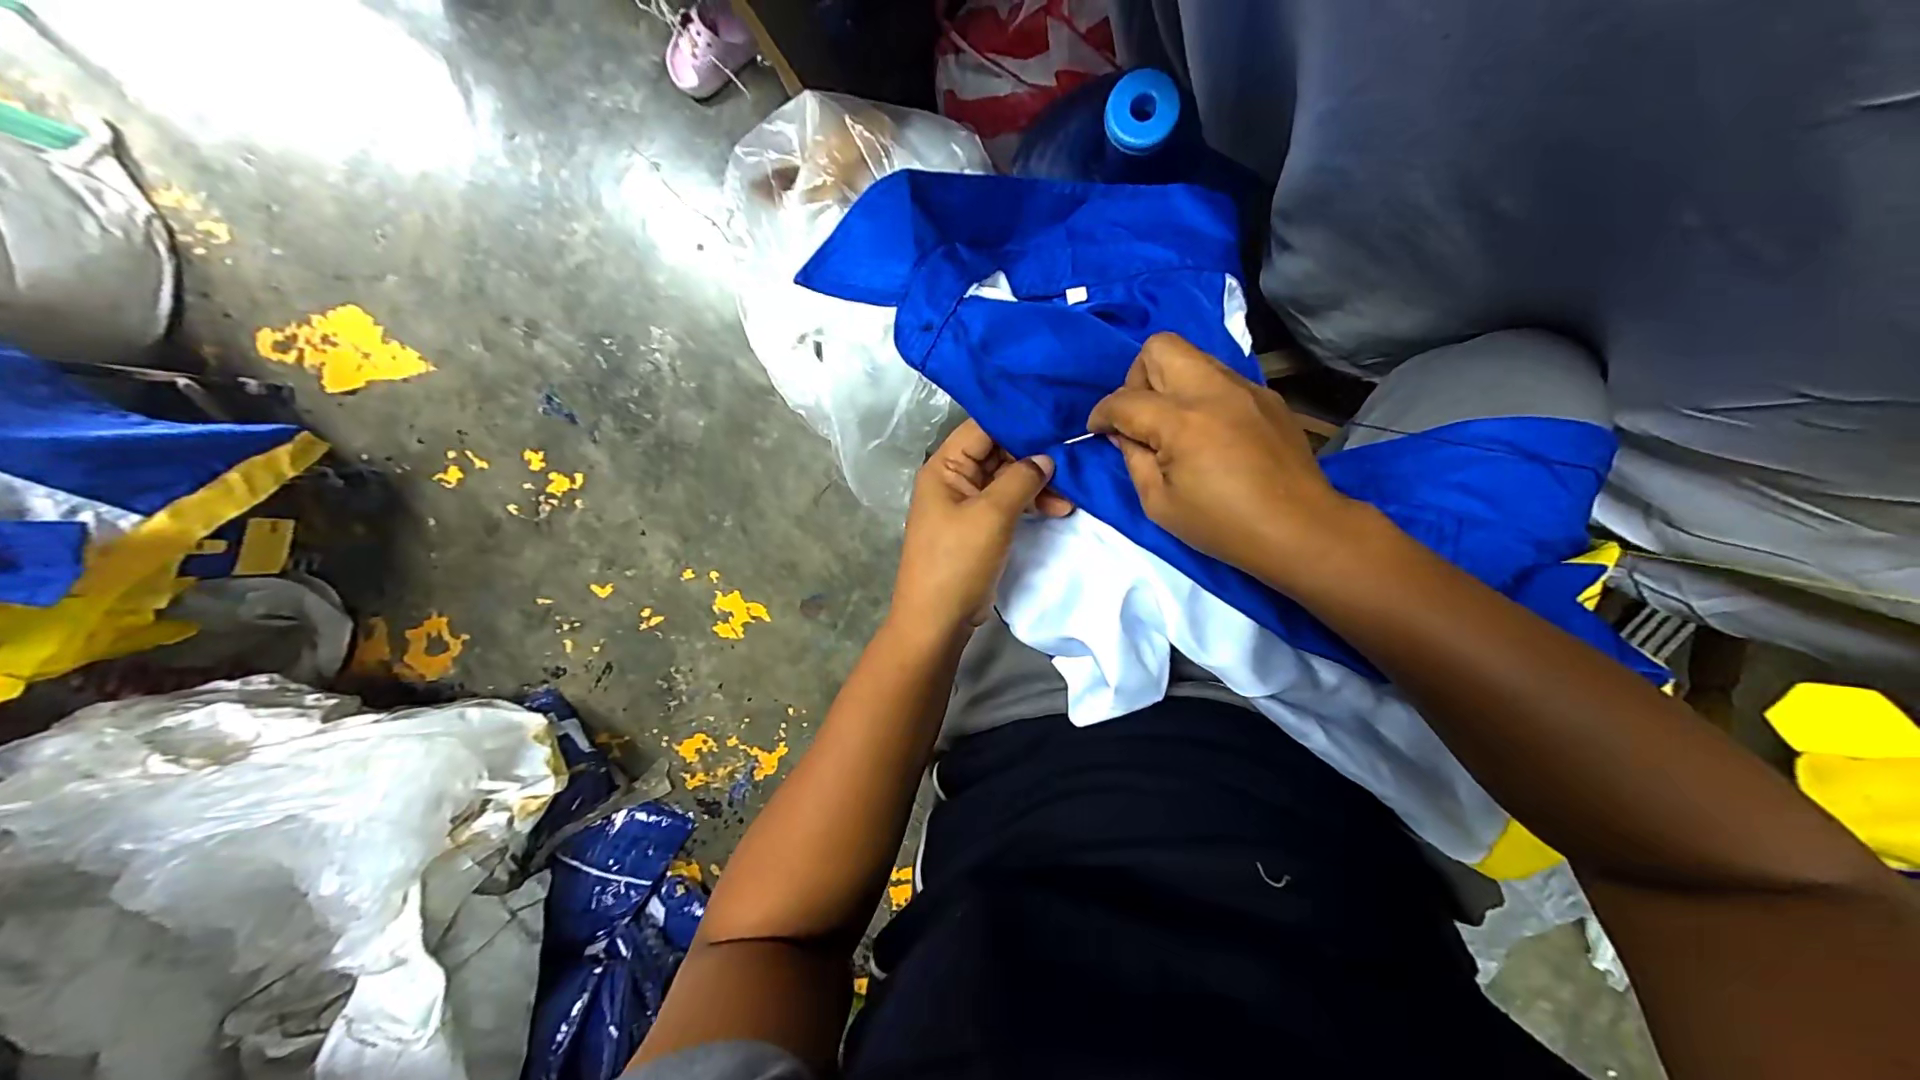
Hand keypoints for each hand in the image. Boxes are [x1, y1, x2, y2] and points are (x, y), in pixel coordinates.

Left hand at [891, 419, 1073, 633]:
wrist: (938, 619)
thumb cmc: (958, 560)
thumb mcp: (992, 514)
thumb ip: (1021, 478)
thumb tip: (1045, 458)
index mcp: (944, 466)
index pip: (982, 427)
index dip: (1017, 422)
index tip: (1057, 420)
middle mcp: (953, 479)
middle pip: (997, 452)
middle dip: (1033, 457)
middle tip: (1071, 464)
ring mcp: (966, 504)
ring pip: (1006, 479)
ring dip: (1037, 484)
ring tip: (1068, 498)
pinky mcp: (980, 527)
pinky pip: (1007, 503)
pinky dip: (1030, 503)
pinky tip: (1058, 509)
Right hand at [1087, 332, 1359, 576]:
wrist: (1299, 528)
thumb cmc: (1222, 525)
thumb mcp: (1159, 503)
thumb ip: (1134, 458)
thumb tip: (1123, 433)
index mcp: (1181, 421)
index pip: (1124, 399)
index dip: (1101, 415)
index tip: (1098, 431)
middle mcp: (1213, 390)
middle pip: (1159, 347)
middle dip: (1137, 378)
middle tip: (1140, 415)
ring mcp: (1245, 388)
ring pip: (1193, 356)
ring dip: (1171, 381)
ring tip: (1173, 423)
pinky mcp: (1266, 397)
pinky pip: (1221, 378)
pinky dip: (1202, 395)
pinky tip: (1210, 432)